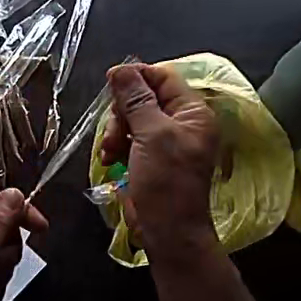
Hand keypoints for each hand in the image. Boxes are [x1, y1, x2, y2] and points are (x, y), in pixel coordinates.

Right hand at [98, 63, 220, 262]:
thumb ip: (135, 99)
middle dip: (122, 112)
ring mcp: (165, 143)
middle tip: (112, 132)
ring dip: (115, 132)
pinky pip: (129, 140)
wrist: (167, 230)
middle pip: (143, 98)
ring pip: (131, 120)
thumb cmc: (165, 181)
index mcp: (192, 113)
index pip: (163, 78)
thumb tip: (120, 69)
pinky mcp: (150, 159)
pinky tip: (109, 161)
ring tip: (108, 153)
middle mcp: (181, 124)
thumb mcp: (151, 135)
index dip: (136, 77)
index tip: (109, 82)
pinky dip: (116, 147)